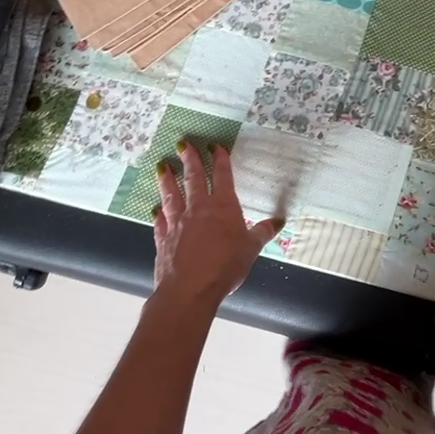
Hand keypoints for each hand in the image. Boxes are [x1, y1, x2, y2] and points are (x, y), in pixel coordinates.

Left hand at [150, 141, 282, 309]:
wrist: (189, 291)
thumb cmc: (225, 266)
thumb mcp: (251, 248)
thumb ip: (262, 232)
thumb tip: (278, 221)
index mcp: (223, 205)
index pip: (222, 175)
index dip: (219, 159)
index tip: (215, 146)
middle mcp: (198, 208)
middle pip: (193, 178)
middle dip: (190, 159)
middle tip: (183, 144)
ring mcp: (178, 223)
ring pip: (171, 195)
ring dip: (167, 180)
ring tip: (161, 166)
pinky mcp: (163, 240)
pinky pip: (160, 222)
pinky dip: (158, 214)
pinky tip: (155, 209)